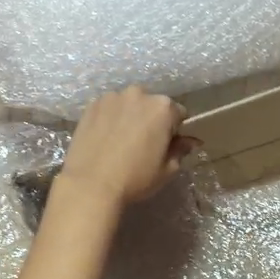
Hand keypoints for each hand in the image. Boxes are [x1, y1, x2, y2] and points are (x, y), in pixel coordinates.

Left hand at [60, 87, 195, 204]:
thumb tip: (188, 141)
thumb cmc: (135, 178)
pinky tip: (106, 139)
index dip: (176, 131)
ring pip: (130, 105)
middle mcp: (139, 94)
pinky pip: (110, 109)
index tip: (168, 145)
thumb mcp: (167, 170)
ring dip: (131, 117)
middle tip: (145, 144)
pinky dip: (112, 118)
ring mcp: (112, 97)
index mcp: (163, 108)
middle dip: (152, 120)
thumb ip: (180, 150)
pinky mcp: (92, 105)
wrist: (91, 183)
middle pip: (153, 105)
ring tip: (122, 141)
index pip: (179, 114)